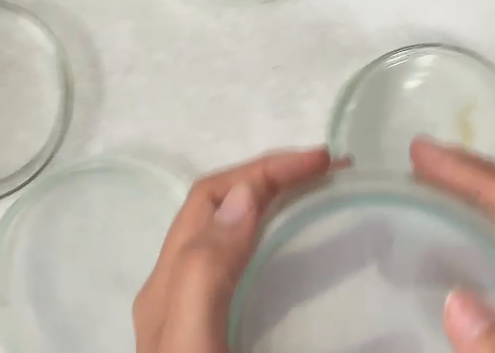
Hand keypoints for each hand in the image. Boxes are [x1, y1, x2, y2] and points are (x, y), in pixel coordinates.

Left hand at [133, 147, 331, 352]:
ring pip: (231, 241)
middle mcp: (177, 294)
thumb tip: (244, 193)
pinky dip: (274, 247)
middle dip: (270, 177)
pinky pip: (246, 274)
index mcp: (166, 286)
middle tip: (328, 169)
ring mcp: (198, 321)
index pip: (209, 199)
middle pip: (219, 212)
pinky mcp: (222, 339)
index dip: (264, 170)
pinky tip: (298, 260)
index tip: (321, 160)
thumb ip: (206, 271)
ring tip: (317, 194)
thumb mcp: (191, 339)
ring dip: (272, 206)